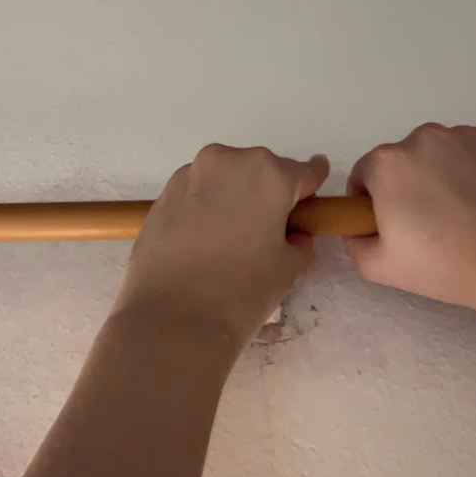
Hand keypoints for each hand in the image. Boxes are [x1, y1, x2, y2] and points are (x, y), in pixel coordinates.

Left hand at [113, 145, 328, 343]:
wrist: (173, 315)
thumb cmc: (241, 290)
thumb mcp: (287, 268)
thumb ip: (299, 243)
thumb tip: (294, 236)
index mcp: (267, 173)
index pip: (302, 173)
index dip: (311, 187)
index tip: (314, 191)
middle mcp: (226, 161)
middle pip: (259, 171)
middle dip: (268, 192)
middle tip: (270, 227)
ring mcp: (188, 175)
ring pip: (223, 179)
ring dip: (233, 196)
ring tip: (233, 236)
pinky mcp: (162, 195)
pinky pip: (196, 194)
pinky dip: (205, 207)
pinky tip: (204, 239)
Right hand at [344, 124, 475, 322]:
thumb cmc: (450, 267)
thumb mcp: (379, 268)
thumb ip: (354, 240)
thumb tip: (360, 225)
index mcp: (387, 163)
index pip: (364, 176)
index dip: (375, 204)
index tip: (398, 229)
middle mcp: (424, 137)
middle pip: (405, 161)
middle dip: (412, 186)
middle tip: (436, 226)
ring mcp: (469, 134)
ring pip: (444, 154)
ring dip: (447, 176)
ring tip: (472, 216)